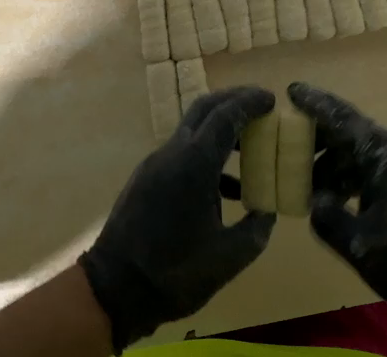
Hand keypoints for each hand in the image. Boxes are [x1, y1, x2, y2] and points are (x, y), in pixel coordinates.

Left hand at [79, 86, 277, 351]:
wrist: (115, 288)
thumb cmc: (175, 272)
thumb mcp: (228, 258)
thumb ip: (255, 231)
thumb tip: (267, 212)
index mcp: (195, 163)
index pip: (226, 115)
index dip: (250, 102)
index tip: (271, 99)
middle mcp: (173, 153)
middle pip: (205, 109)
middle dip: (234, 101)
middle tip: (260, 108)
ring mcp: (156, 164)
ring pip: (192, 130)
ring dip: (220, 129)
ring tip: (250, 148)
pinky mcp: (147, 179)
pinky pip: (182, 153)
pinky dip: (206, 155)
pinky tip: (226, 190)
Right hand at [291, 82, 386, 337]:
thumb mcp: (362, 247)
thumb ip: (329, 218)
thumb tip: (313, 201)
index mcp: (386, 157)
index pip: (343, 118)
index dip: (315, 103)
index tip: (291, 90)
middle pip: (351, 133)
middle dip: (319, 137)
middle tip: (287, 144)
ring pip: (362, 153)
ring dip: (334, 162)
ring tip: (305, 180)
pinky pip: (374, 168)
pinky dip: (351, 176)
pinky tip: (335, 197)